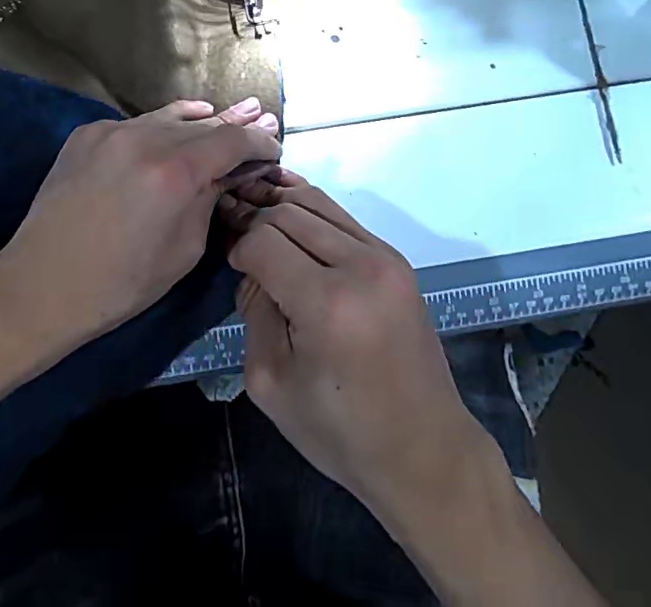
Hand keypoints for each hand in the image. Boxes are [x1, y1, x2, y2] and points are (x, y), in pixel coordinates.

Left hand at [0, 98, 279, 352]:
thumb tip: (228, 172)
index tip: (274, 148)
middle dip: (236, 126)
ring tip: (228, 112)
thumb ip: (210, 199)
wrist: (40, 285)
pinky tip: (178, 125)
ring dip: (201, 121)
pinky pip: (138, 125)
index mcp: (175, 172)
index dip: (260, 141)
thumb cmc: (121, 283)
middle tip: (262, 116)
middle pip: (205, 123)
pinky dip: (163, 127)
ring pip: (171, 118)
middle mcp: (146, 138)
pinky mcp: (88, 134)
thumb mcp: (185, 249)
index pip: (233, 140)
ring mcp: (112, 131)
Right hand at [226, 172, 500, 522]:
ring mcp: (384, 257)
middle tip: (232, 233)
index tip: (226, 262)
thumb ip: (255, 312)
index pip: (263, 240)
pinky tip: (287, 213)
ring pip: (318, 203)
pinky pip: (343, 218)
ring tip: (252, 211)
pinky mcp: (396, 260)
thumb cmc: (340, 430)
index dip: (236, 245)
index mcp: (326, 302)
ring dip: (281, 205)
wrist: (423, 448)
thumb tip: (252, 268)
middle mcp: (360, 265)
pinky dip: (311, 212)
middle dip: (254, 218)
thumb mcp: (271, 382)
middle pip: (289, 213)